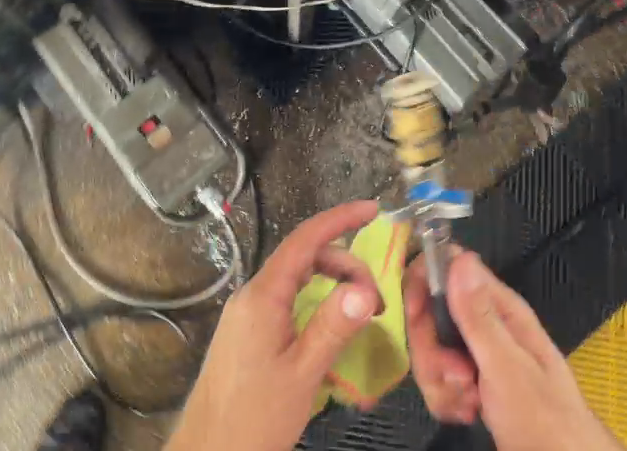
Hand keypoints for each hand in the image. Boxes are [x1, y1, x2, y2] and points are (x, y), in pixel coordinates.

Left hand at [166, 200, 384, 450]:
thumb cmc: (255, 415)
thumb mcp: (302, 374)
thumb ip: (332, 327)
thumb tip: (364, 288)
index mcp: (264, 295)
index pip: (305, 240)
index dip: (339, 220)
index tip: (373, 210)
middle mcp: (253, 295)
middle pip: (304, 260)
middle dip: (345, 266)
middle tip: (378, 300)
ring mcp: (248, 314)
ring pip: (296, 282)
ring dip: (332, 287)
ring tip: (363, 315)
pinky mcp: (248, 335)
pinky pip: (287, 304)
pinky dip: (315, 306)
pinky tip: (333, 331)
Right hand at [404, 249, 623, 450]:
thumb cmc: (544, 419)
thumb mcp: (508, 368)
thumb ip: (479, 316)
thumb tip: (458, 256)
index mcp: (499, 307)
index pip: (447, 269)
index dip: (422, 285)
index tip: (417, 316)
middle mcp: (486, 324)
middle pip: (430, 315)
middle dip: (432, 350)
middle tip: (458, 378)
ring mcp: (477, 353)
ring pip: (431, 350)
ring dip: (439, 381)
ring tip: (469, 404)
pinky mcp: (471, 381)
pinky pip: (437, 377)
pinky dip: (446, 399)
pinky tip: (466, 414)